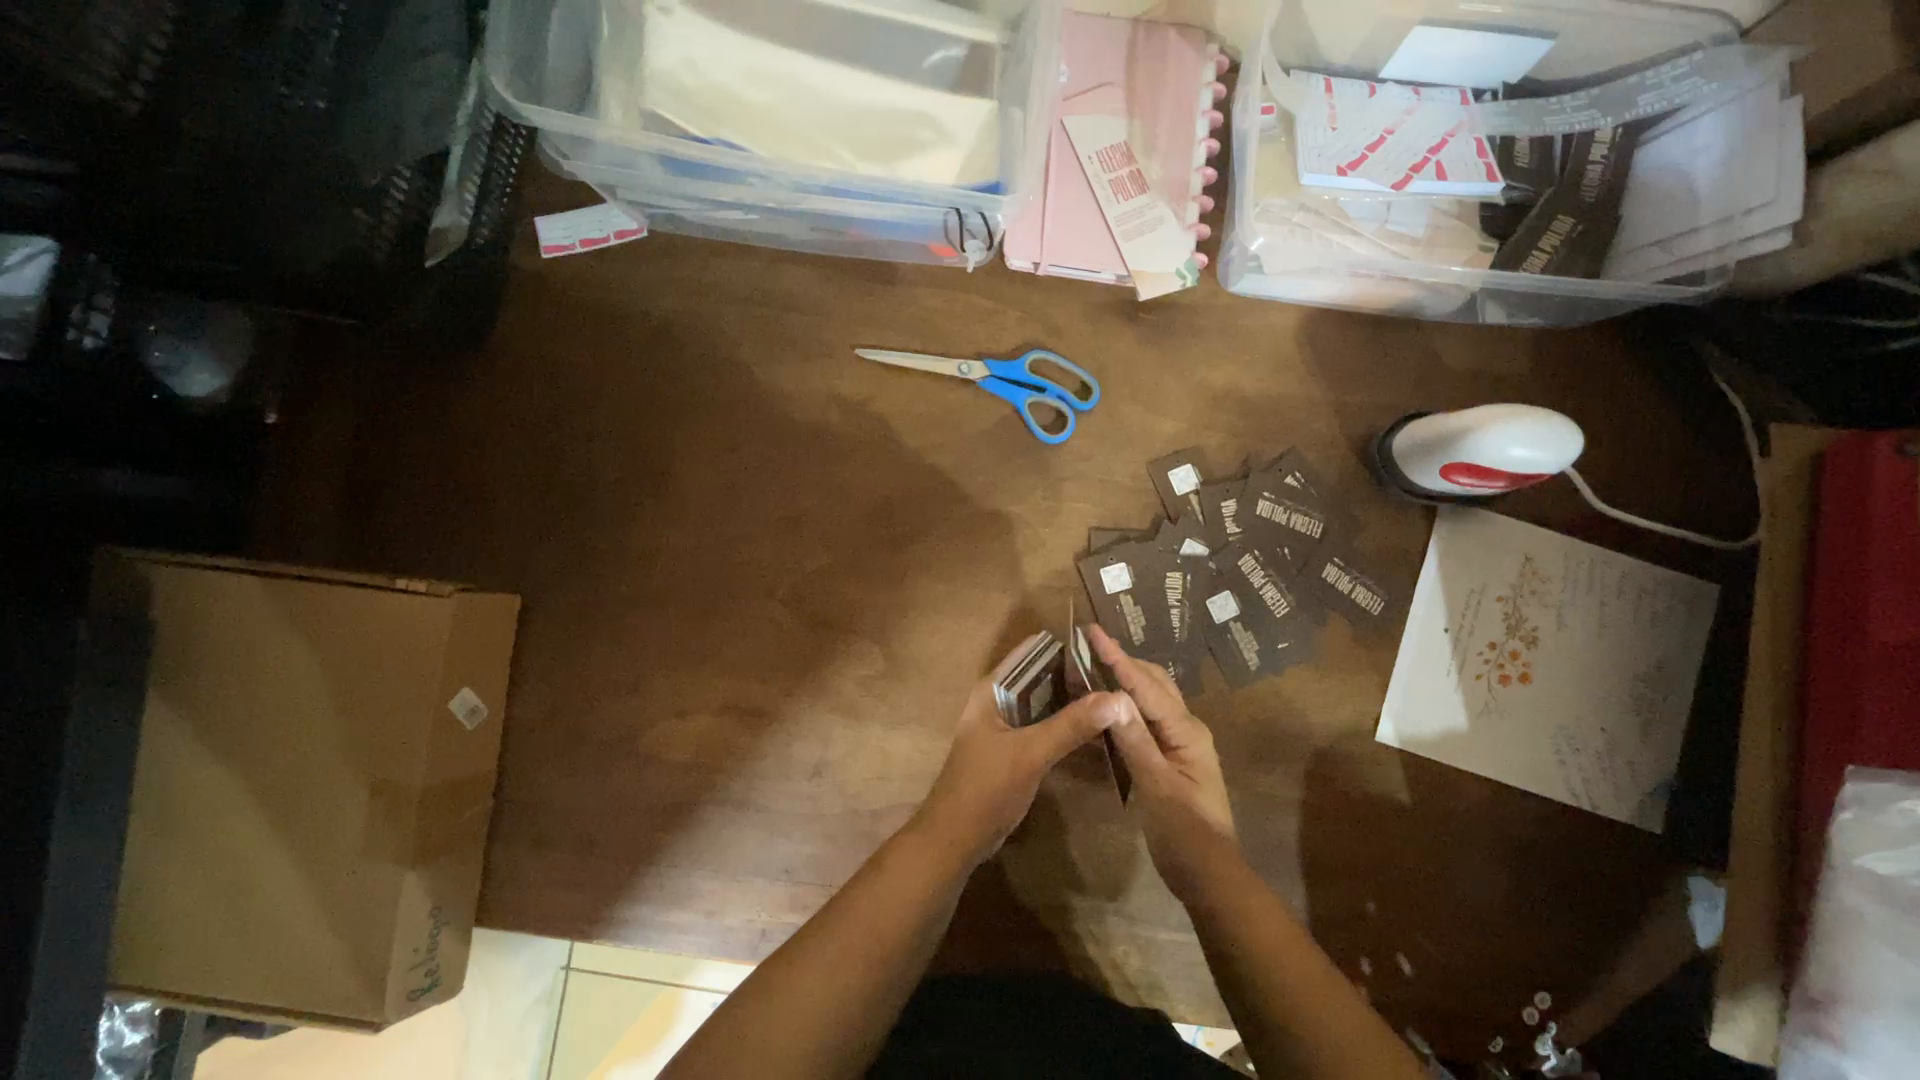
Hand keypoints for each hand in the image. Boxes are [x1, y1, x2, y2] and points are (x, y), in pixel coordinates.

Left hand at [910, 635, 1137, 866]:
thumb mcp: (1030, 753)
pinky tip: (1098, 729)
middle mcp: (999, 700)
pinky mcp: (1016, 750)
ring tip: (1119, 697)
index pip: (1033, 651)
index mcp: (994, 689)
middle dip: (1078, 676)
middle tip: (1123, 675)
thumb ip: (1070, 725)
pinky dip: (1068, 726)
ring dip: (1075, 702)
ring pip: (1047, 704)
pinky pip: (1046, 728)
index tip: (1108, 648)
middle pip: (1044, 677)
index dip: (1068, 646)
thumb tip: (1118, 698)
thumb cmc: (985, 787)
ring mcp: (1007, 726)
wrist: (956, 838)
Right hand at [1087, 624, 1238, 901]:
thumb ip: (1136, 741)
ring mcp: (1181, 744)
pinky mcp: (1172, 759)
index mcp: (1186, 732)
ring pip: (1153, 700)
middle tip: (1091, 642)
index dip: (1117, 658)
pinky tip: (1109, 706)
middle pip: (1154, 684)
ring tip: (1096, 663)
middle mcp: (1187, 729)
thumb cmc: (1185, 833)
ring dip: (1127, 679)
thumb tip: (1113, 696)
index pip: (1146, 687)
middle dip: (1124, 660)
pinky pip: (1148, 720)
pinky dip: (1128, 705)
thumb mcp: (1156, 787)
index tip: (1094, 631)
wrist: (1210, 875)